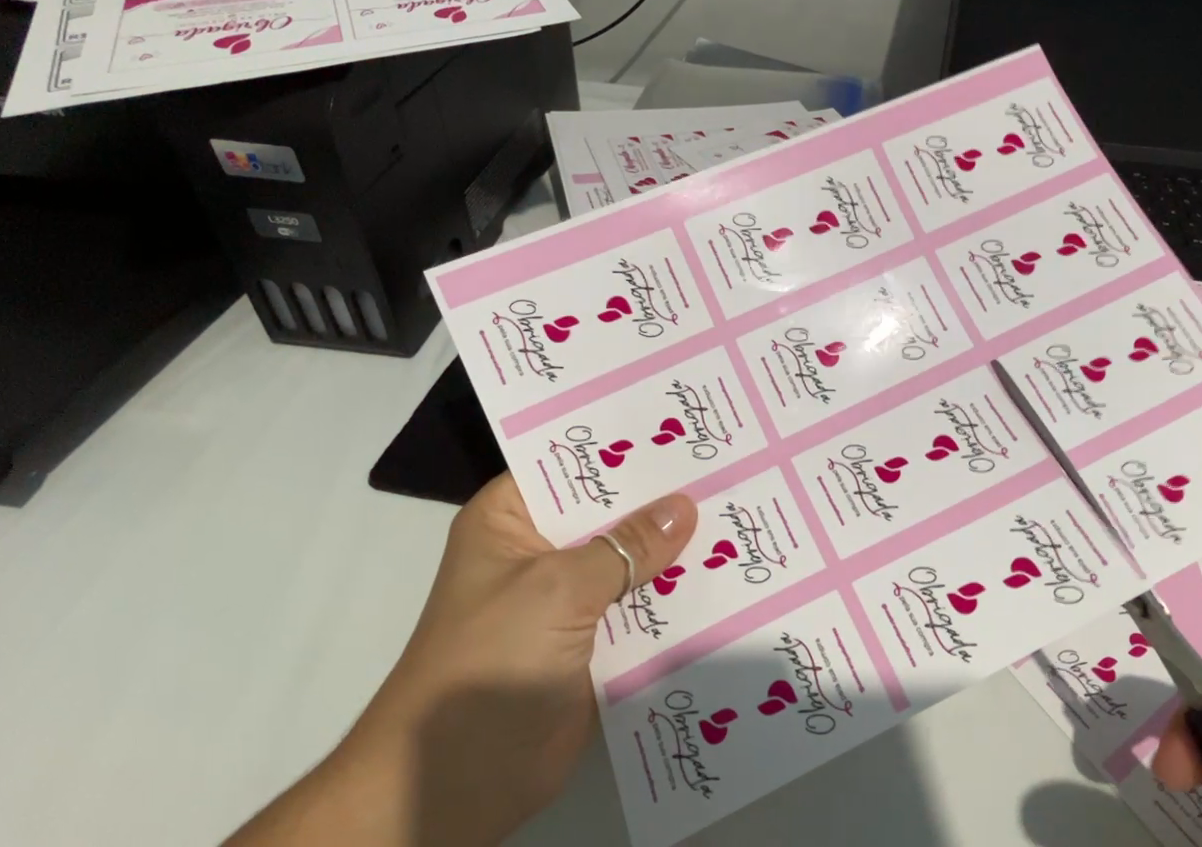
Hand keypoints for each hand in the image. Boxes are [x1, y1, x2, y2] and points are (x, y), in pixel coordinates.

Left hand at [226, 473, 697, 846]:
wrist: (459, 777)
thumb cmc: (492, 659)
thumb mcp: (558, 588)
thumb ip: (624, 547)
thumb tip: (685, 506)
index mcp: (510, 520)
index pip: (570, 465)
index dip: (621, 446)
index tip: (679, 424)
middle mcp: (539, 551)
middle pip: (608, 514)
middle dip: (660, 499)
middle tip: (729, 464)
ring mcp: (567, 601)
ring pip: (629, 562)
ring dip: (674, 550)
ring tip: (742, 511)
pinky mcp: (592, 645)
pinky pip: (640, 609)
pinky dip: (675, 599)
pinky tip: (729, 577)